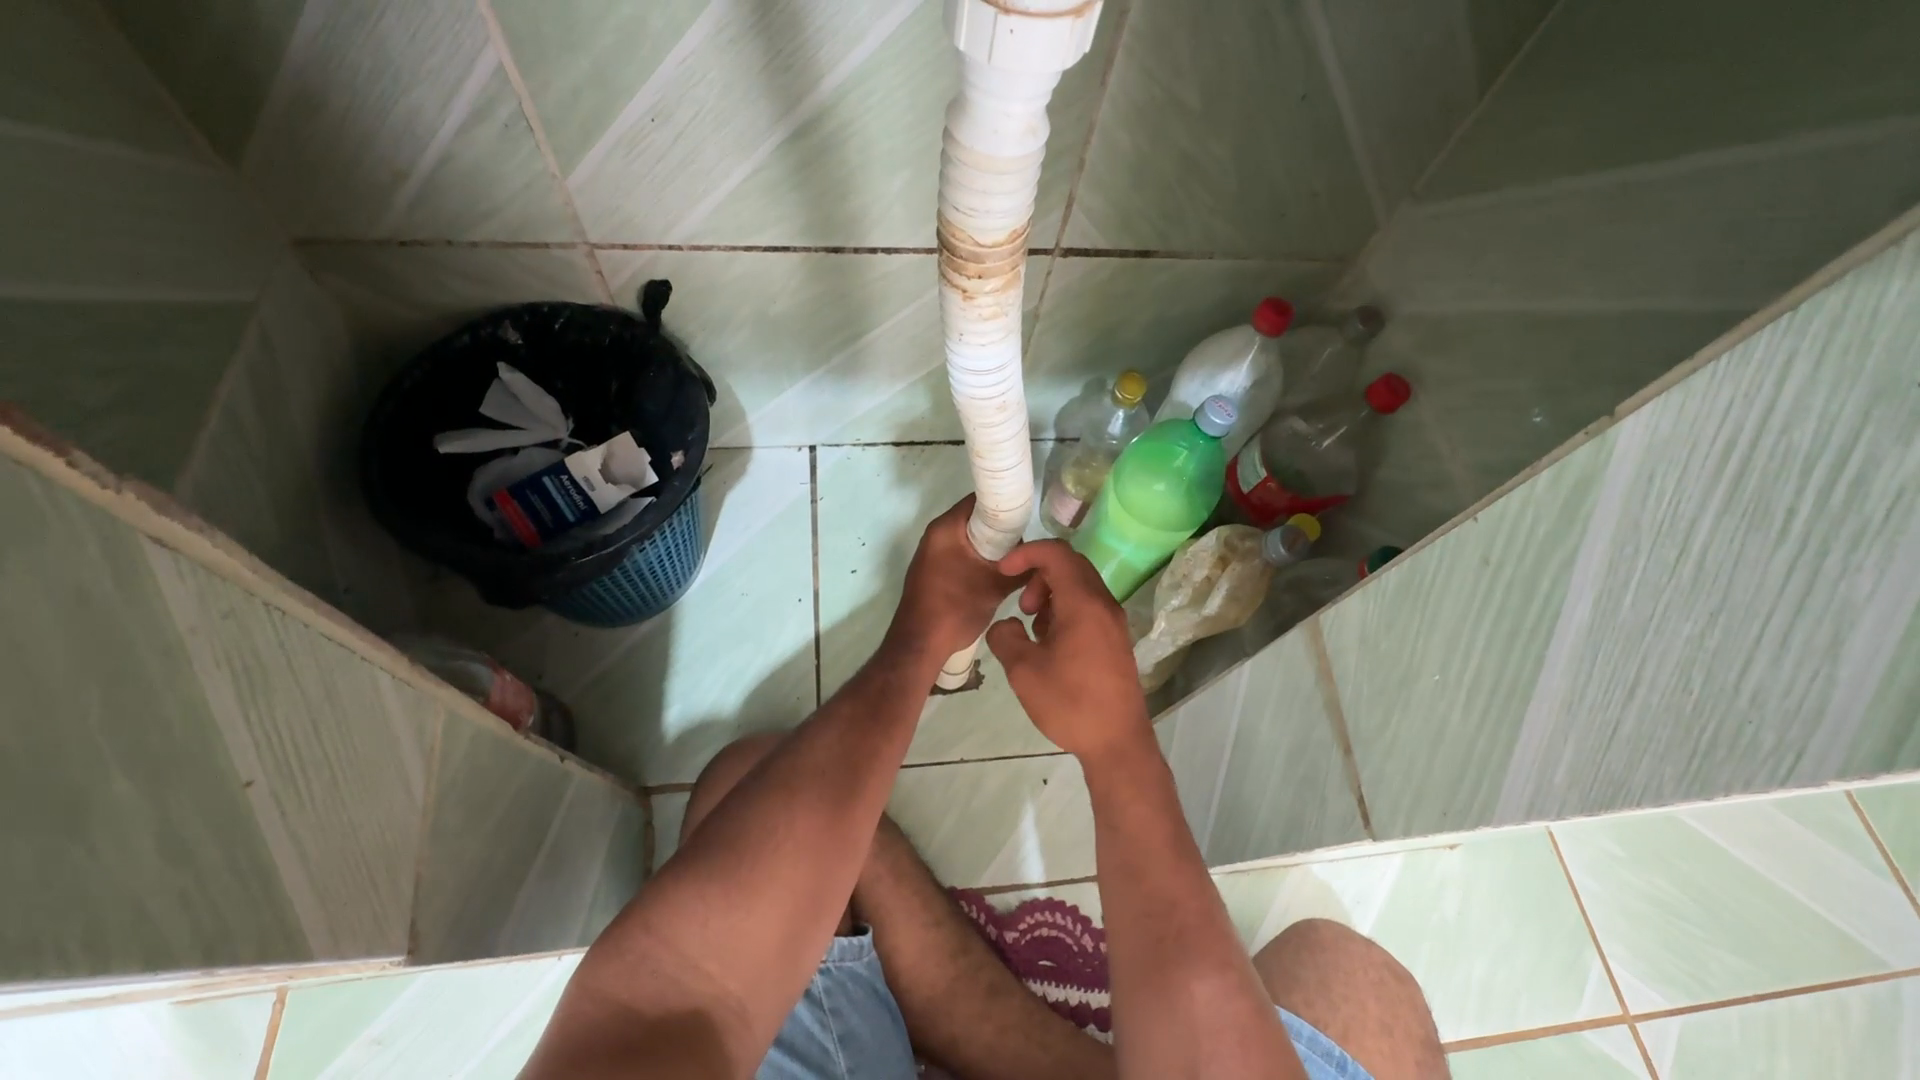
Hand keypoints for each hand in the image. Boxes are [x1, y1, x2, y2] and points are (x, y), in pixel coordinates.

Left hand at [886, 496, 1024, 662]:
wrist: (921, 644)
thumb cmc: (955, 608)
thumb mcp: (995, 586)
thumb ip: (1020, 568)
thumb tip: (1041, 561)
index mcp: (946, 528)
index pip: (981, 500)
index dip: (1008, 506)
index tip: (1030, 520)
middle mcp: (937, 534)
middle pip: (978, 521)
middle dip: (1004, 533)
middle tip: (1029, 549)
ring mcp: (934, 554)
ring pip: (973, 541)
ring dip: (995, 551)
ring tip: (1020, 565)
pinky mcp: (936, 571)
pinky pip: (965, 556)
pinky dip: (982, 562)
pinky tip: (1000, 578)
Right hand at [985, 540, 1153, 759]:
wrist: (1117, 742)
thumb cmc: (1069, 703)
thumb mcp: (1022, 671)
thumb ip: (1006, 637)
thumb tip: (1007, 626)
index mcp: (1083, 603)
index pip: (1056, 553)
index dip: (1026, 554)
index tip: (1002, 572)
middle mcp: (1103, 604)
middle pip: (1070, 565)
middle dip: (1038, 575)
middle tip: (1022, 608)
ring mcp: (1113, 622)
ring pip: (1080, 587)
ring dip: (1051, 595)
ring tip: (1033, 629)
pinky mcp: (1115, 640)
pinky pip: (1088, 608)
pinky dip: (1065, 611)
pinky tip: (1051, 644)